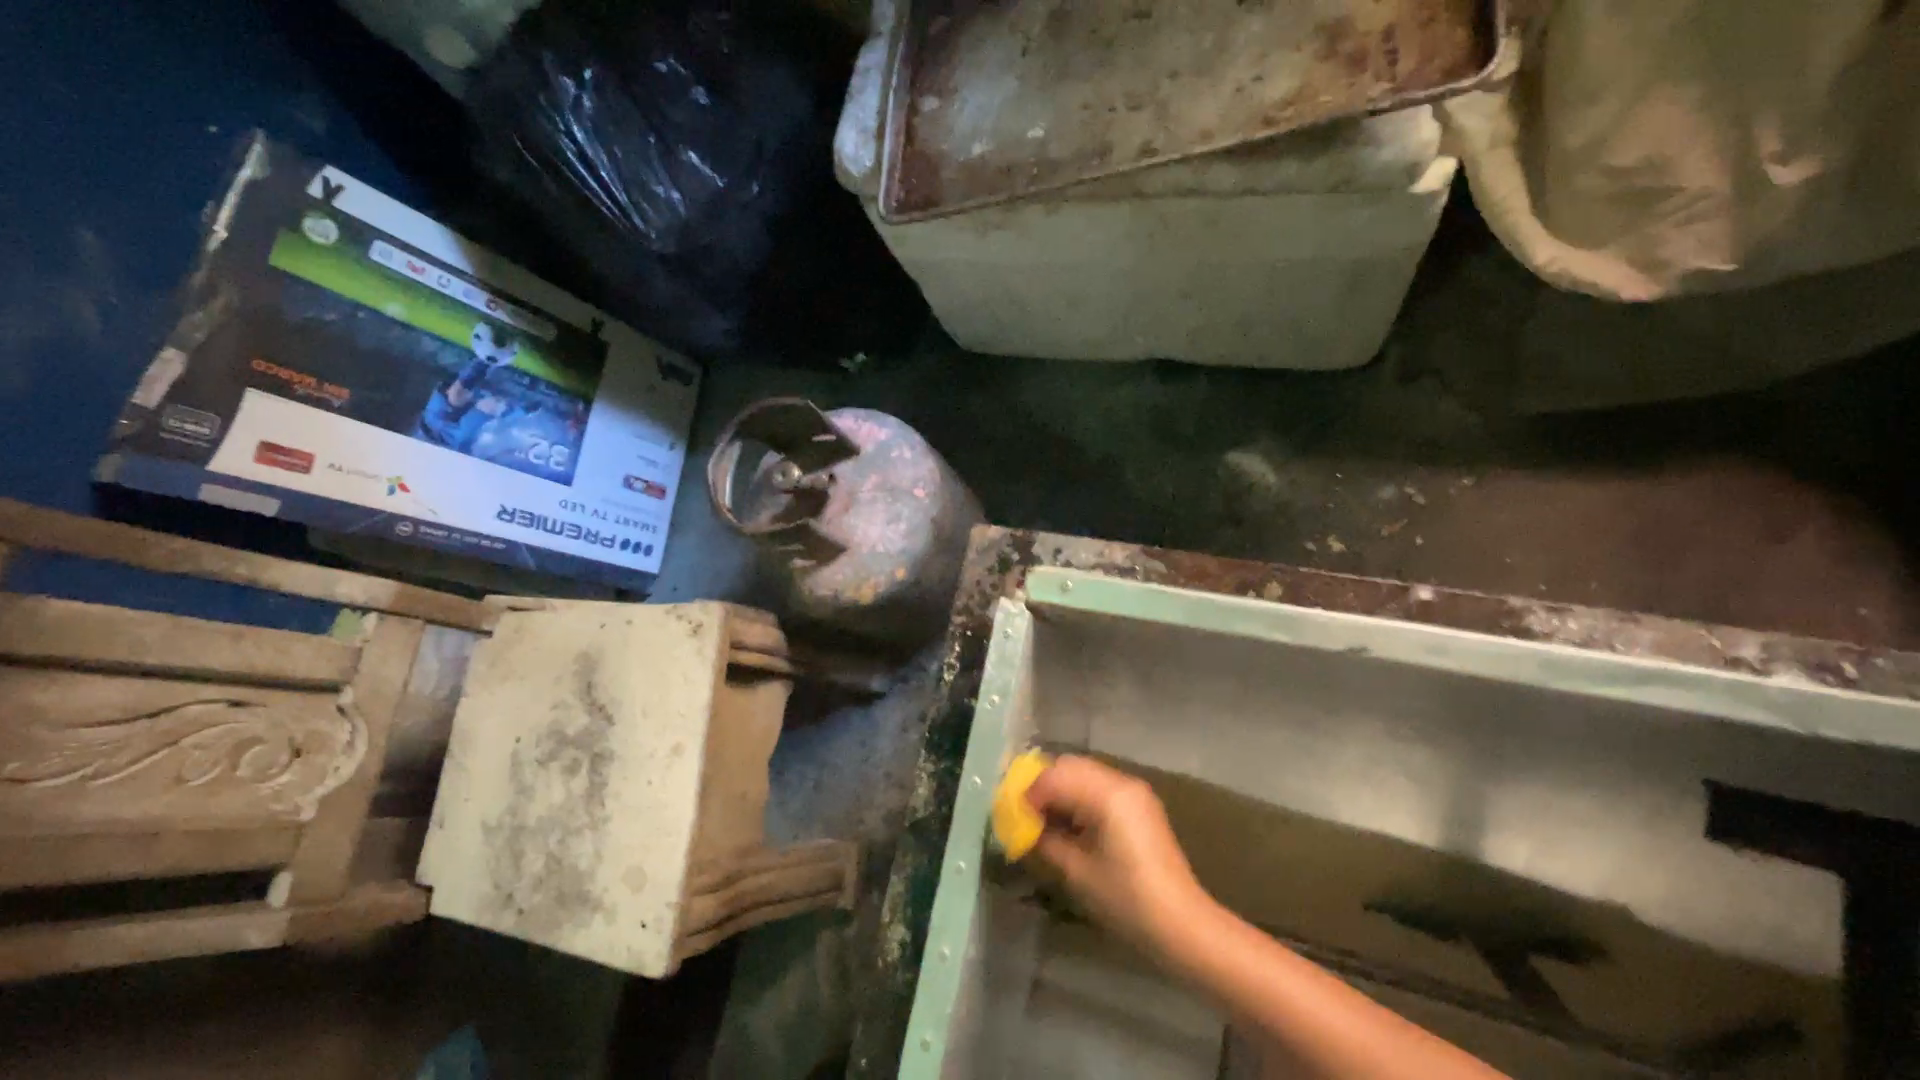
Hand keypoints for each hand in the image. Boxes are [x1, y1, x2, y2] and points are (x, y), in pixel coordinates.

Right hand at [1025, 755, 1211, 957]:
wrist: (1179, 923)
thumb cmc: (1125, 899)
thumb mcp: (1076, 871)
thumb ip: (1044, 841)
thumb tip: (1021, 828)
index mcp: (1108, 794)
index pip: (1054, 776)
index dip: (1027, 795)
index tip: (1012, 819)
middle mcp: (1122, 782)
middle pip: (1070, 766)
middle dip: (1042, 787)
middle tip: (1024, 816)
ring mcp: (1134, 792)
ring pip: (1084, 774)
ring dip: (1060, 791)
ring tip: (1043, 823)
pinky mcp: (1139, 806)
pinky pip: (1099, 787)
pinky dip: (1078, 798)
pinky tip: (1069, 826)